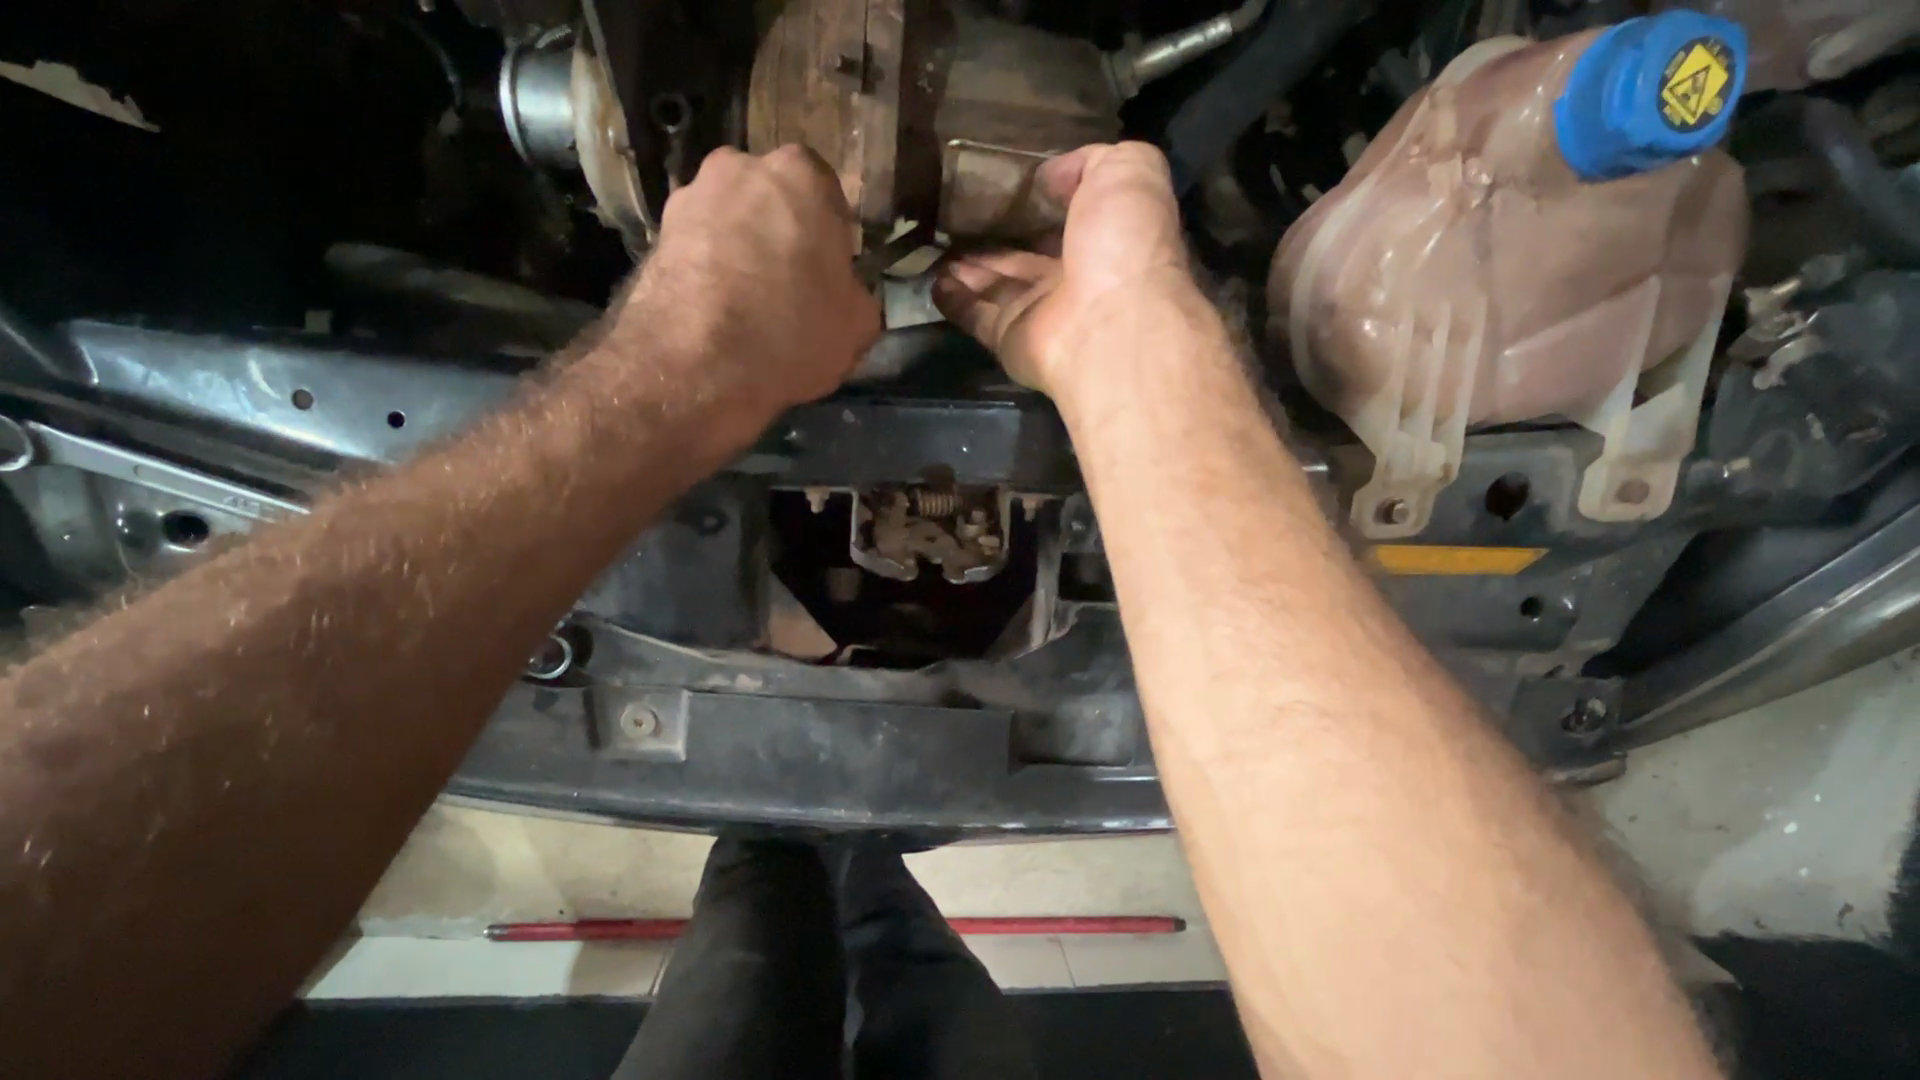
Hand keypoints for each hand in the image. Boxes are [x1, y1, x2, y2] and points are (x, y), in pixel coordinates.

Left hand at [615, 145, 881, 415]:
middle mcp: (740, 168)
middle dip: (781, 235)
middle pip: (771, 201)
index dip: (831, 236)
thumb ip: (856, 293)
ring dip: (741, 252)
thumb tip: (845, 293)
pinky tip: (717, 316)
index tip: (830, 272)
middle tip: (790, 287)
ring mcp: (689, 199)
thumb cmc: (793, 331)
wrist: (696, 365)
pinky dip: (708, 274)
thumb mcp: (858, 324)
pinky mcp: (654, 237)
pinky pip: (697, 252)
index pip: (826, 193)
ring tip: (748, 307)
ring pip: (730, 224)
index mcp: (801, 175)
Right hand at [932, 142, 1202, 397]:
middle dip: (996, 237)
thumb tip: (1048, 177)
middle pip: (1027, 256)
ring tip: (934, 242)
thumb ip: (1089, 163)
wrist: (1109, 323)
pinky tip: (932, 278)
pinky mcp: (1009, 339)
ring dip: (968, 266)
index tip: (1007, 183)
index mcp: (1105, 240)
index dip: (1041, 203)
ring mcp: (1040, 313)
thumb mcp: (1127, 172)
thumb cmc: (1123, 244)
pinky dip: (954, 300)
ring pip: (997, 285)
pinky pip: (976, 316)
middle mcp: (1074, 278)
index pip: (1070, 219)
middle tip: (957, 214)